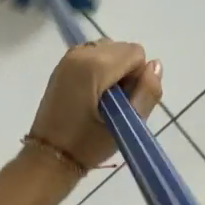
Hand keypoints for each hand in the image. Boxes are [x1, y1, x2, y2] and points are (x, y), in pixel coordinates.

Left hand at [28, 40, 161, 169]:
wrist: (49, 155)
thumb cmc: (88, 144)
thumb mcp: (126, 123)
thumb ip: (147, 92)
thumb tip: (155, 65)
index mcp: (94, 65)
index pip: (136, 53)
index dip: (137, 78)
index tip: (124, 102)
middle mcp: (80, 53)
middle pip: (122, 49)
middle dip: (125, 72)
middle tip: (113, 103)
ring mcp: (68, 57)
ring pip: (108, 50)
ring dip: (113, 70)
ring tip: (102, 99)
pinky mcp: (62, 65)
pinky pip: (93, 56)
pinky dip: (99, 69)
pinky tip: (91, 94)